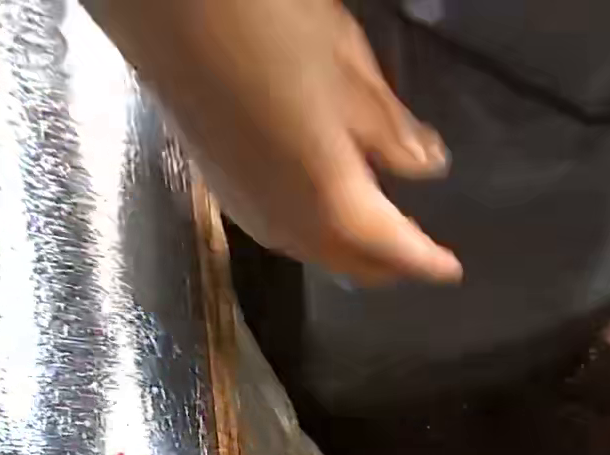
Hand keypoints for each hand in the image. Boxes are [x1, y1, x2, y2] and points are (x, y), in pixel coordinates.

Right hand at [95, 0, 459, 284]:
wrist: (156, 2)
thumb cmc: (268, 26)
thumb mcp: (352, 73)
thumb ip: (395, 134)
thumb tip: (428, 166)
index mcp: (341, 212)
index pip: (401, 254)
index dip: (431, 263)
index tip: (453, 272)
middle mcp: (299, 233)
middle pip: (359, 268)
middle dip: (394, 264)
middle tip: (419, 247)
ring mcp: (255, 218)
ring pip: (322, 256)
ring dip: (355, 251)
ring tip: (380, 227)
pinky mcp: (225, 196)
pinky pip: (289, 235)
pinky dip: (321, 232)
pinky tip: (328, 206)